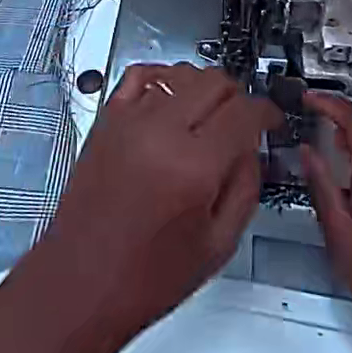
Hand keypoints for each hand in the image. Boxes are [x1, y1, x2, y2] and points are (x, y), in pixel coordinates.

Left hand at [31, 63, 282, 331]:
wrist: (82, 279)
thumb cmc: (141, 274)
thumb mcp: (217, 244)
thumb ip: (245, 188)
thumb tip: (253, 150)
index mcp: (193, 166)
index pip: (244, 112)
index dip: (266, 112)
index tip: (270, 119)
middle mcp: (160, 133)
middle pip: (214, 82)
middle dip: (237, 97)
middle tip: (243, 119)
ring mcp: (129, 121)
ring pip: (180, 73)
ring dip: (203, 87)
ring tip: (210, 113)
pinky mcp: (107, 120)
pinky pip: (138, 76)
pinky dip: (162, 77)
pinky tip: (171, 93)